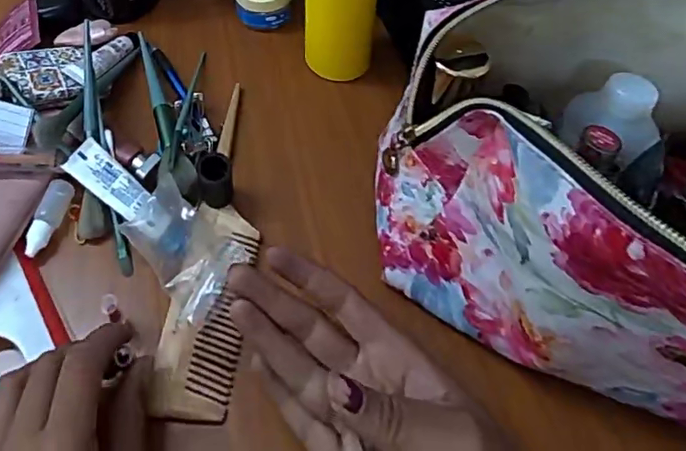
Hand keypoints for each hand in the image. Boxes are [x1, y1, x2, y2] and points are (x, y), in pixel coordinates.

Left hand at [0, 320, 145, 450]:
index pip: (81, 364)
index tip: (125, 334)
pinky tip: (16, 406)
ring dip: (40, 371)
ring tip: (65, 381)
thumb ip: (131, 421)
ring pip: (9, 385)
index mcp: (63, 441)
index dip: (105, 339)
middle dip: (78, 353)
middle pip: (47, 366)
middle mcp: (18, 440)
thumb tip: (138, 365)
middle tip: (104, 361)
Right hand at [230, 247, 515, 450]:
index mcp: (396, 357)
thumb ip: (391, 413)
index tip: (274, 252)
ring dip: (266, 339)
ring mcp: (351, 418)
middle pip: (312, 332)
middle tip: (236, 275)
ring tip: (235, 308)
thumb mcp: (449, 433)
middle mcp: (366, 379)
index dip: (309, 278)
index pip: (344, 305)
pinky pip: (304, 421)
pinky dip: (278, 393)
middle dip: (274, 302)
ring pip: (299, 370)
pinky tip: (255, 363)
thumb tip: (334, 386)